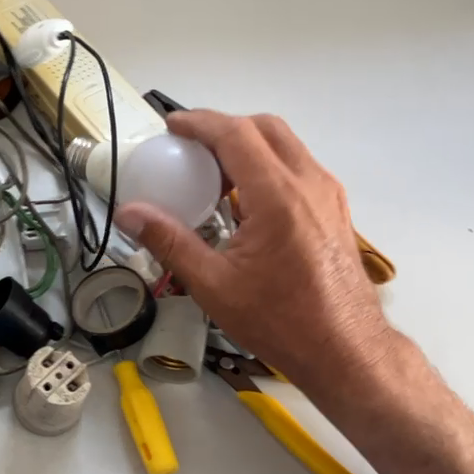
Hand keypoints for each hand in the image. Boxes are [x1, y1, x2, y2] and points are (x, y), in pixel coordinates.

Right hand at [117, 110, 396, 401]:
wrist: (345, 350)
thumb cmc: (279, 321)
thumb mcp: (213, 285)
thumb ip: (169, 241)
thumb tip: (129, 214)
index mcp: (277, 197)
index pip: (236, 134)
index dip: (199, 123)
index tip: (171, 127)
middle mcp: (309, 184)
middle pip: (265, 128)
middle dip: (224, 127)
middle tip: (190, 146)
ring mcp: (328, 195)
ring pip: (285, 145)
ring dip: (247, 145)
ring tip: (212, 172)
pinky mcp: (334, 210)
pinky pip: (298, 167)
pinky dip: (267, 165)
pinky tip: (243, 200)